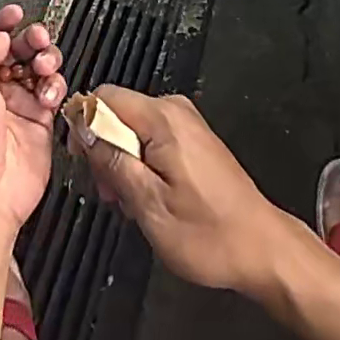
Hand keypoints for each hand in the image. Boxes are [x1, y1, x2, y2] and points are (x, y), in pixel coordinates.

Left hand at [0, 4, 66, 240]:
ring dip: (46, 60)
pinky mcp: (39, 122)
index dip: (1, 24)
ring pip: (38, 67)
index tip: (16, 12)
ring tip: (44, 67)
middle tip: (39, 38)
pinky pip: (53, 91)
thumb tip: (1, 36)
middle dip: (30, 39)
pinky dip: (55, 86)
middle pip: (16, 51)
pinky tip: (49, 94)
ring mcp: (15, 107)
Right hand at [83, 85, 306, 295]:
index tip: (81, 159)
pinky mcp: (191, 137)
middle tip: (111, 193)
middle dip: (104, 150)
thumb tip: (84, 128)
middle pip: (117, 112)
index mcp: (164, 118)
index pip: (105, 96)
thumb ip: (112, 161)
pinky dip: (141, 164)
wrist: (257, 243)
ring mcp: (185, 122)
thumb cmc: (207, 232)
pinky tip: (148, 196)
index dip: (84, 123)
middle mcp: (175, 110)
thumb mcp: (148, 203)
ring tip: (132, 203)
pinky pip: (150, 138)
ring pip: (132, 129)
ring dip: (121, 163)